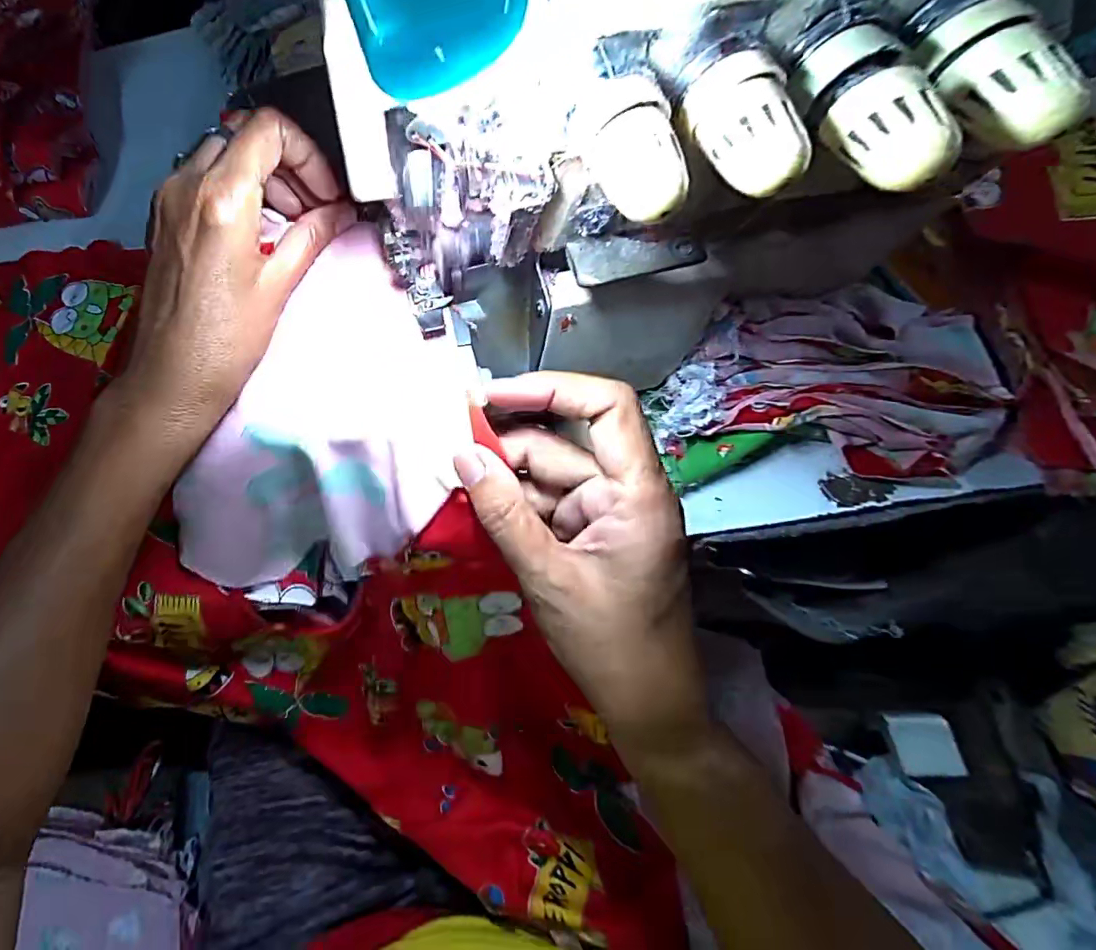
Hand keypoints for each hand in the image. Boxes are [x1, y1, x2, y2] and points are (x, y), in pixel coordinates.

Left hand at [115, 107, 354, 449]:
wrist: (168, 381)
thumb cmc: (221, 345)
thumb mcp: (277, 285)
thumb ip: (312, 235)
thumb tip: (340, 212)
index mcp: (220, 198)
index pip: (269, 129)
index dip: (308, 153)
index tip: (323, 193)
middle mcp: (185, 187)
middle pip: (245, 139)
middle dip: (288, 167)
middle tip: (313, 210)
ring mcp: (167, 202)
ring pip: (222, 157)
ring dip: (262, 178)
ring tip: (287, 224)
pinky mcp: (160, 220)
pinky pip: (201, 182)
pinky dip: (234, 192)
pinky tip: (254, 233)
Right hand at [454, 372, 710, 760]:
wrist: (647, 707)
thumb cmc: (610, 644)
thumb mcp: (548, 575)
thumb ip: (502, 513)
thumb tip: (461, 455)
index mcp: (636, 492)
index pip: (607, 408)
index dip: (552, 389)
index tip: (493, 397)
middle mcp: (623, 492)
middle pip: (561, 444)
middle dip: (505, 445)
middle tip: (449, 445)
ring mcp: (603, 514)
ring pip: (544, 475)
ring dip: (500, 478)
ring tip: (452, 481)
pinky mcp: (584, 535)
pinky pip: (541, 504)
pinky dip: (509, 504)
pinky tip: (473, 507)